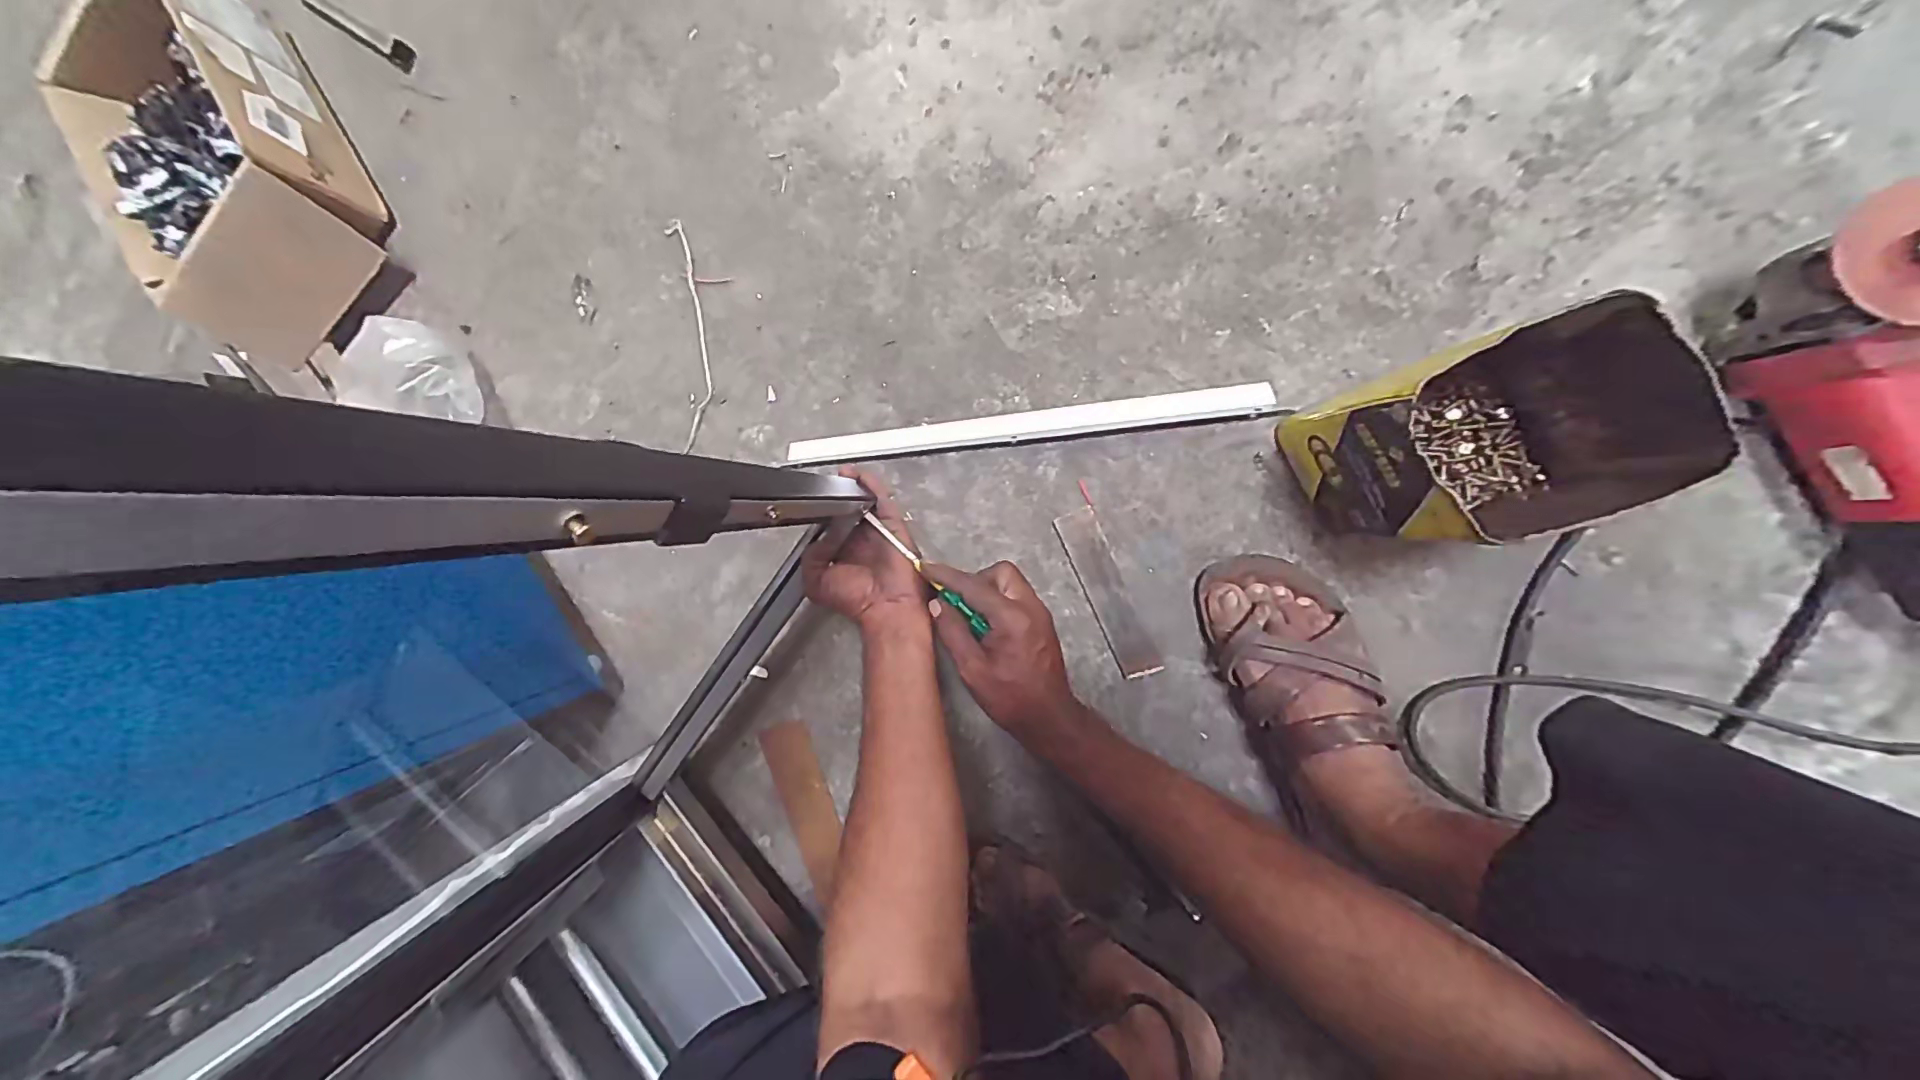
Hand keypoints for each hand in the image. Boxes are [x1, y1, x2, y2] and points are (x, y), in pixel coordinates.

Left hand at [803, 467, 928, 630]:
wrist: (885, 606)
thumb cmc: (856, 599)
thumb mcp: (817, 580)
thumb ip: (812, 556)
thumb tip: (818, 536)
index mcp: (847, 552)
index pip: (836, 524)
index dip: (827, 511)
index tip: (817, 499)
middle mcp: (864, 540)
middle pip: (853, 509)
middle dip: (842, 494)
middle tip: (831, 482)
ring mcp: (880, 530)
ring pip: (868, 501)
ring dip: (857, 485)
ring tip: (844, 472)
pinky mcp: (894, 525)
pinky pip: (883, 500)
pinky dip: (872, 486)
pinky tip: (860, 475)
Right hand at [922, 560, 1086, 742]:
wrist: (1049, 717)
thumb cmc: (1010, 698)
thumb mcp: (972, 669)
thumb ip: (953, 631)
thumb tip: (937, 603)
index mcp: (1012, 617)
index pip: (974, 585)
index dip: (946, 575)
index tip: (925, 569)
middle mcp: (1030, 607)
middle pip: (1000, 573)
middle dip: (975, 581)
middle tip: (957, 605)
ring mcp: (1040, 613)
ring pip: (1010, 583)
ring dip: (987, 591)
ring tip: (972, 619)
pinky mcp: (1042, 621)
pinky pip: (1017, 597)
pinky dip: (999, 601)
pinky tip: (987, 626)